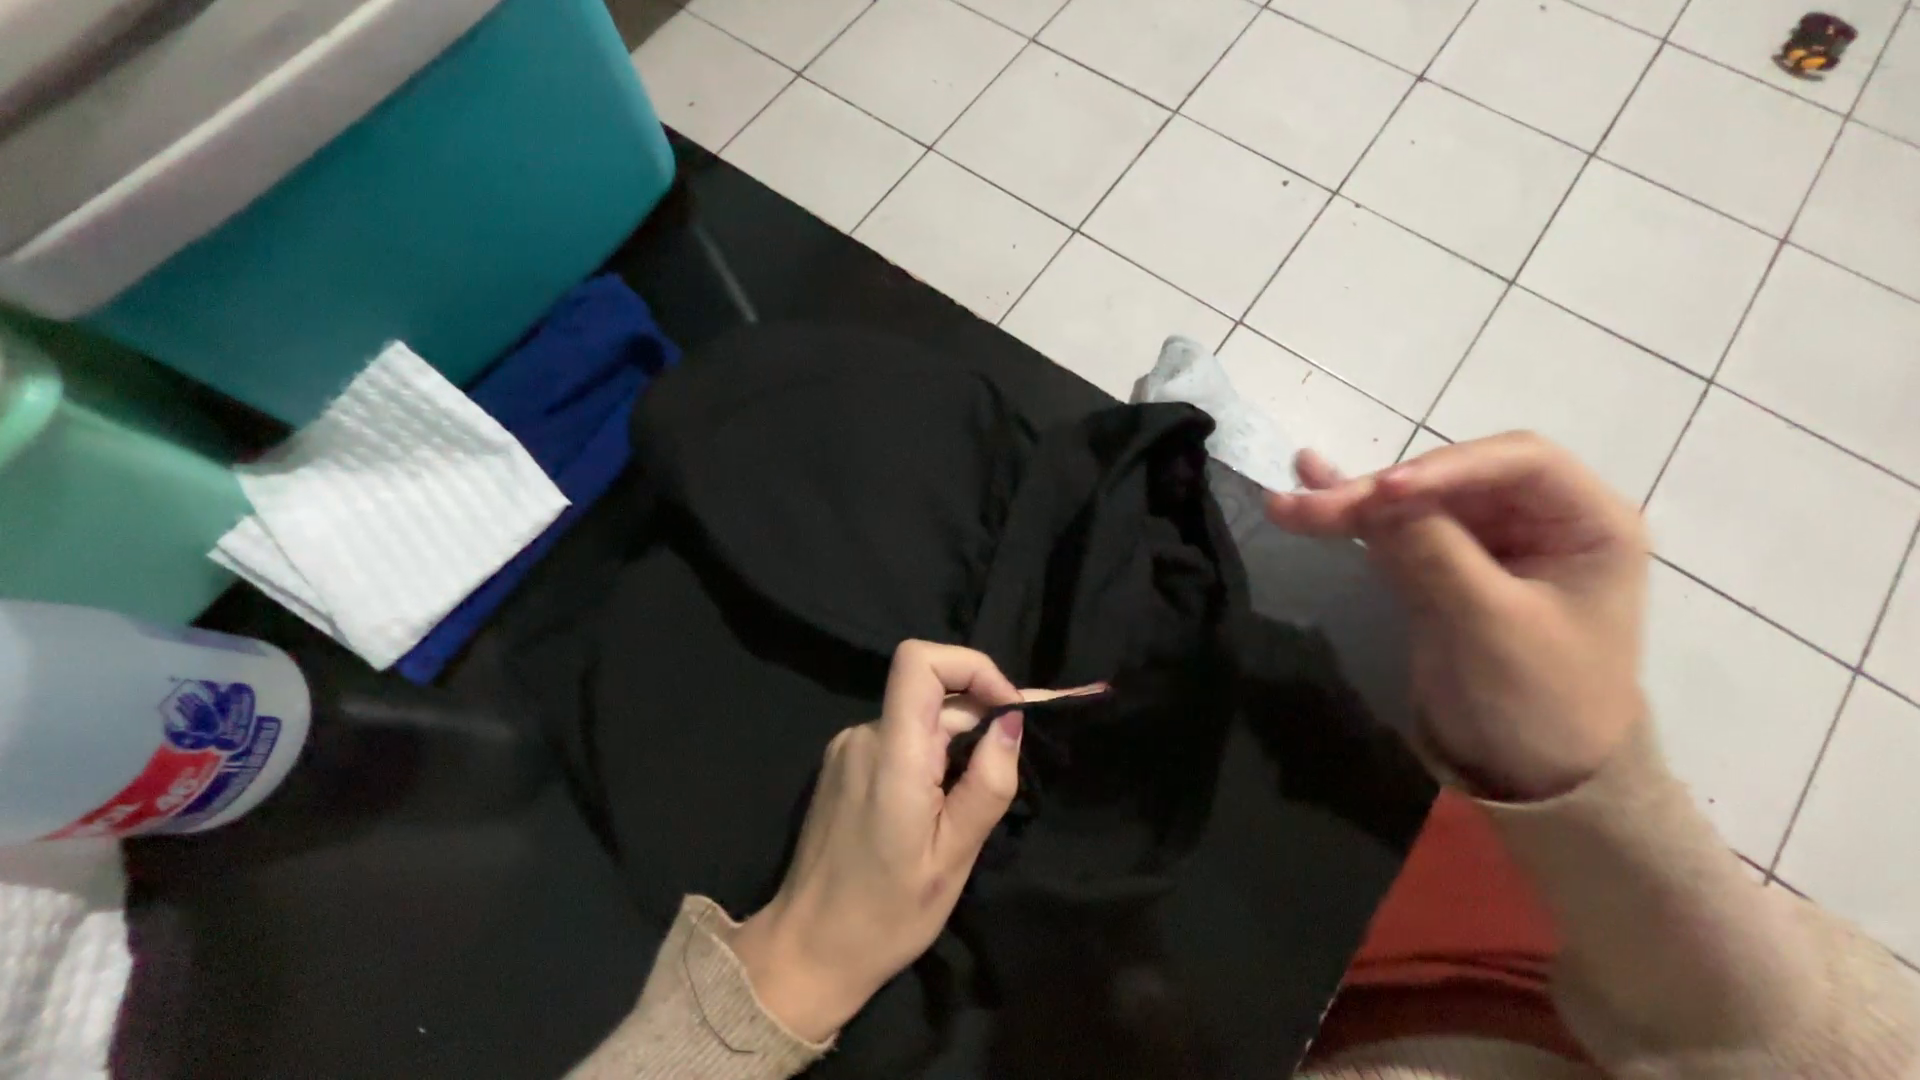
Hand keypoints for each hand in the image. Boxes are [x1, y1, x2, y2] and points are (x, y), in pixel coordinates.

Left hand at [730, 641, 1026, 1041]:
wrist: (809, 949)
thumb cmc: (886, 914)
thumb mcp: (953, 857)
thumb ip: (987, 783)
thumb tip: (1012, 722)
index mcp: (891, 756)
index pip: (919, 661)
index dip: (971, 666)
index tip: (1008, 709)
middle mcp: (863, 737)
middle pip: (930, 692)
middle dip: (979, 716)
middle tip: (1011, 764)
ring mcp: (848, 748)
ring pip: (918, 717)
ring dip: (956, 740)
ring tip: (973, 797)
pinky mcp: (842, 764)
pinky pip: (899, 737)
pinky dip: (929, 753)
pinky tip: (939, 802)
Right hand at [1264, 433, 1648, 801]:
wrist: (1532, 775)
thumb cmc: (1537, 700)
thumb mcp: (1489, 626)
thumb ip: (1435, 553)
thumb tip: (1372, 497)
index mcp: (1587, 522)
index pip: (1517, 462)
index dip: (1447, 466)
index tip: (1384, 491)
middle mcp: (1537, 518)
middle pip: (1450, 481)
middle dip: (1378, 492)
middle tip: (1308, 506)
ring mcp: (1485, 541)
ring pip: (1411, 503)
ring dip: (1349, 501)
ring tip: (1287, 503)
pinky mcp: (1441, 565)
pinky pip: (1394, 530)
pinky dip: (1353, 516)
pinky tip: (1311, 480)